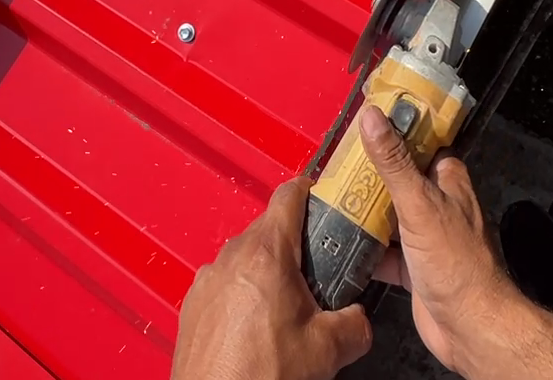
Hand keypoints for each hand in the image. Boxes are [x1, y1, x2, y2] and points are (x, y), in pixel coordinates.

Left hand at [173, 178, 372, 379]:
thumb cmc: (260, 377)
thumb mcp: (325, 351)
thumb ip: (354, 324)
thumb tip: (358, 319)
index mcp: (267, 253)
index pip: (290, 194)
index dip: (310, 191)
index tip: (323, 200)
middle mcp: (233, 256)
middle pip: (269, 227)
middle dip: (293, 243)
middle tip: (314, 271)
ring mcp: (209, 278)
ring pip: (245, 256)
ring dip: (265, 270)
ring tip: (283, 307)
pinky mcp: (194, 302)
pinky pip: (224, 282)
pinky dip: (240, 293)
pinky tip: (253, 327)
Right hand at [358, 106, 518, 374]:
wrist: (470, 328)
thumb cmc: (457, 262)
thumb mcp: (419, 203)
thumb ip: (393, 161)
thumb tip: (373, 117)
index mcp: (447, 179)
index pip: (420, 140)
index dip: (395, 128)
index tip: (364, 119)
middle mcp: (438, 203)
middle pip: (399, 177)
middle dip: (370, 172)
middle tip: (337, 162)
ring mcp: (425, 235)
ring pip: (389, 213)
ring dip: (364, 210)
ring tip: (331, 197)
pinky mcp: (413, 266)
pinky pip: (383, 250)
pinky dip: (364, 247)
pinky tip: (341, 241)